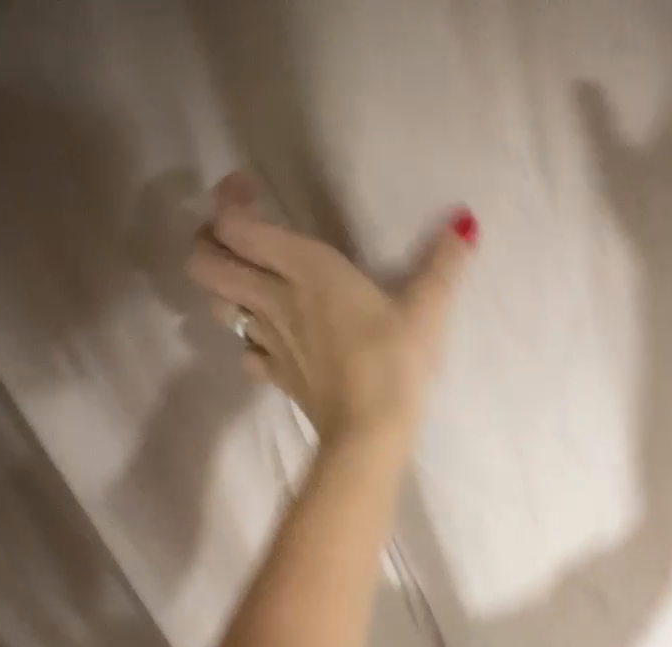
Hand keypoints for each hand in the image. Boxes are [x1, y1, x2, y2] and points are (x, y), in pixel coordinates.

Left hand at [185, 172, 477, 443]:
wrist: (369, 432)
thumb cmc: (395, 361)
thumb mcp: (427, 308)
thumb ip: (443, 262)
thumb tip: (467, 220)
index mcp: (306, 269)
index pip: (236, 225)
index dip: (228, 201)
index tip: (251, 189)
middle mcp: (275, 299)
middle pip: (205, 262)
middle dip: (208, 242)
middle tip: (237, 237)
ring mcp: (269, 341)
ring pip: (216, 304)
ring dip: (225, 289)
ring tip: (252, 283)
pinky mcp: (276, 377)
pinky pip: (244, 350)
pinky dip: (249, 339)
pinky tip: (273, 340)